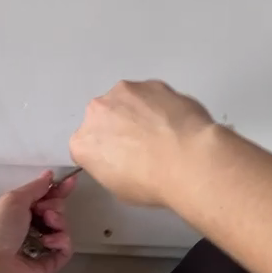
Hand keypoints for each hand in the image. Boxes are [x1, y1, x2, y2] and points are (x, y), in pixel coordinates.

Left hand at [0, 170, 78, 272]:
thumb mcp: (13, 199)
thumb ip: (34, 188)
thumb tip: (49, 175)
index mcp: (14, 211)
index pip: (41, 197)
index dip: (56, 189)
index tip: (71, 182)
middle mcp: (26, 228)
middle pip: (54, 211)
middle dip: (55, 206)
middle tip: (45, 211)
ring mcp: (37, 247)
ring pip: (61, 228)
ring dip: (59, 222)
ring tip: (49, 224)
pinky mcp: (48, 264)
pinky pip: (64, 249)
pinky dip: (61, 242)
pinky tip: (49, 243)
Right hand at [68, 80, 218, 207]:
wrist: (189, 161)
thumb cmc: (152, 182)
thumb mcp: (118, 189)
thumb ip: (109, 167)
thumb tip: (122, 159)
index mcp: (82, 142)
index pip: (87, 147)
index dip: (106, 155)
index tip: (122, 163)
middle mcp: (96, 111)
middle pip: (104, 118)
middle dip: (119, 128)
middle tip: (143, 147)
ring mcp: (124, 92)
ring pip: (127, 101)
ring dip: (138, 112)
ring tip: (163, 133)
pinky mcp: (152, 83)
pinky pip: (152, 95)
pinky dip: (160, 105)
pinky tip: (176, 122)